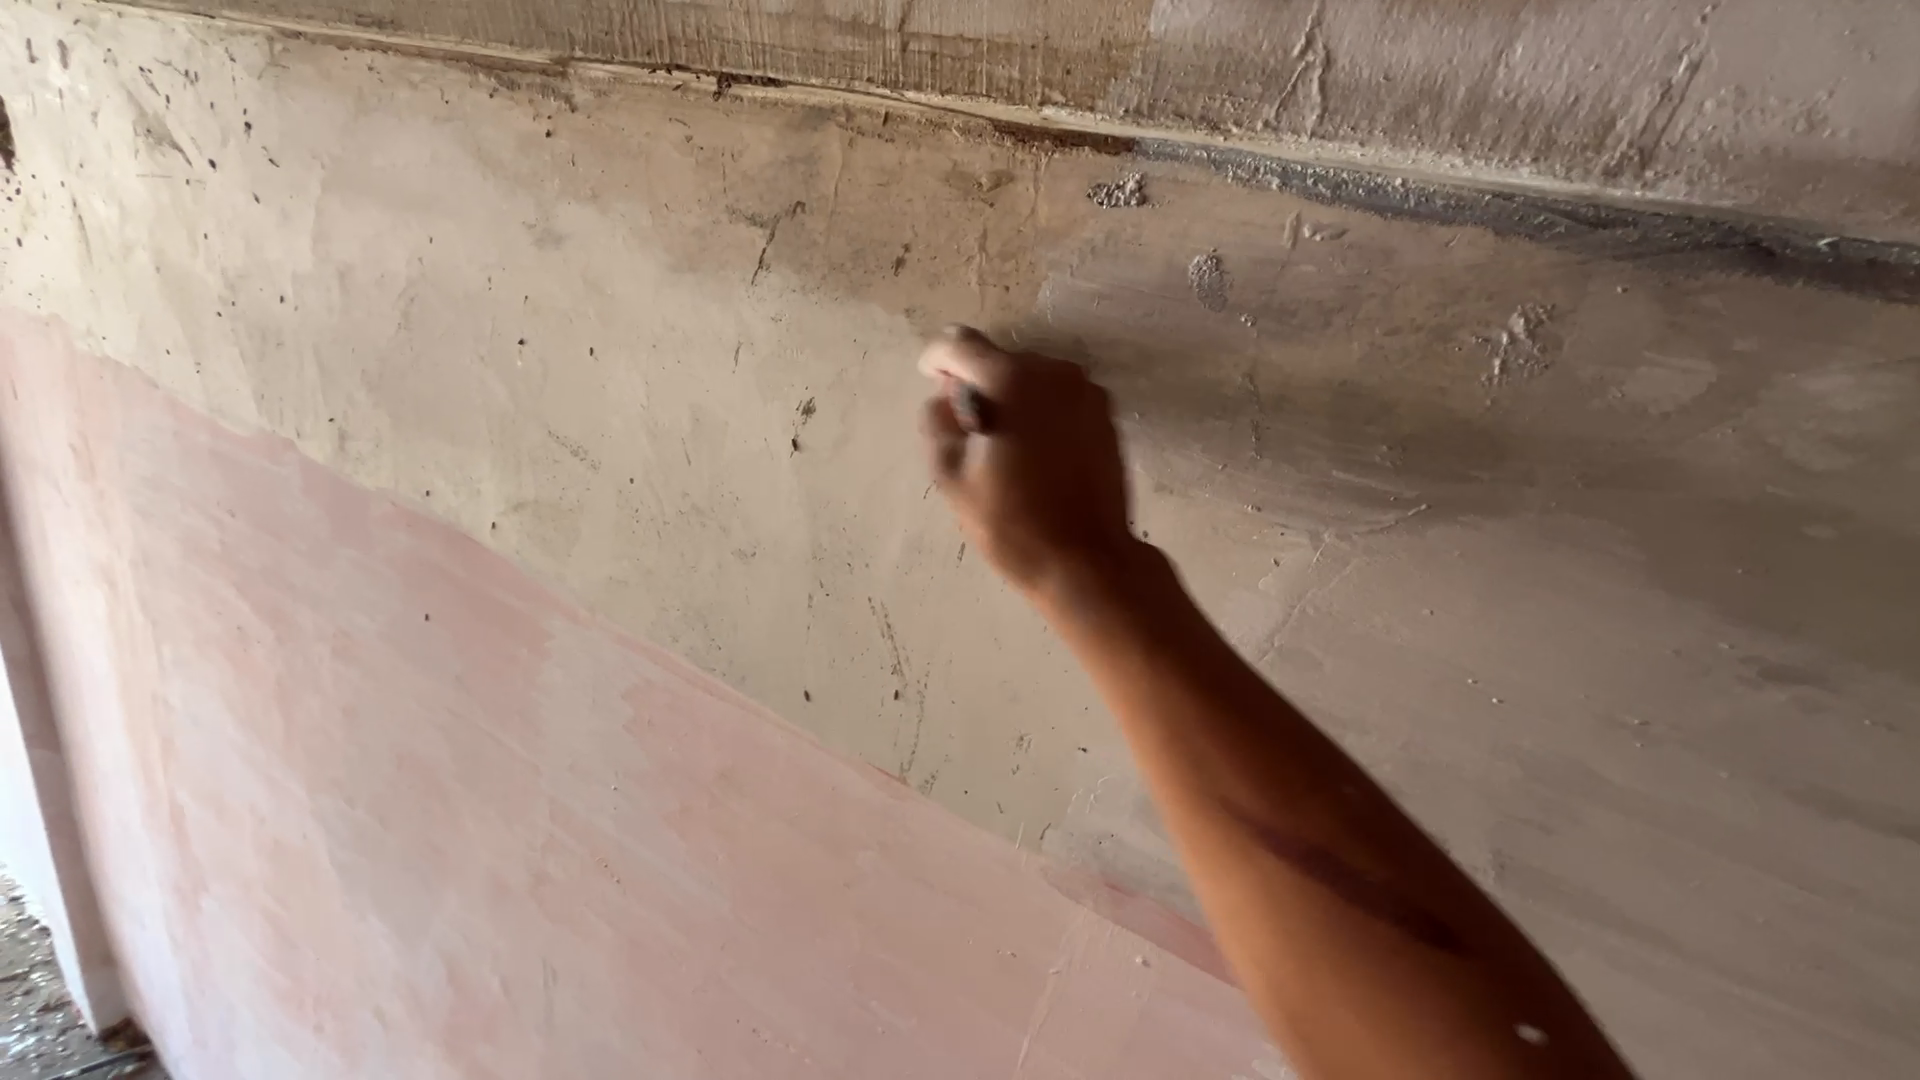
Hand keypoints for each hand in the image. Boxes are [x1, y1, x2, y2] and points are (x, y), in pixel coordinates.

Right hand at [919, 326, 1139, 600]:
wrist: (1086, 560)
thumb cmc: (1012, 522)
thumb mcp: (952, 476)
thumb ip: (937, 423)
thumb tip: (945, 398)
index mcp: (1012, 381)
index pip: (960, 344)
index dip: (936, 358)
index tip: (928, 378)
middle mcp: (1054, 372)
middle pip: (999, 360)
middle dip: (975, 384)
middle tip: (964, 427)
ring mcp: (1086, 392)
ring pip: (1031, 378)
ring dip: (1009, 398)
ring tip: (1000, 444)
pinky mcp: (1105, 416)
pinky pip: (1058, 398)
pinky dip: (1039, 412)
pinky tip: (1033, 452)